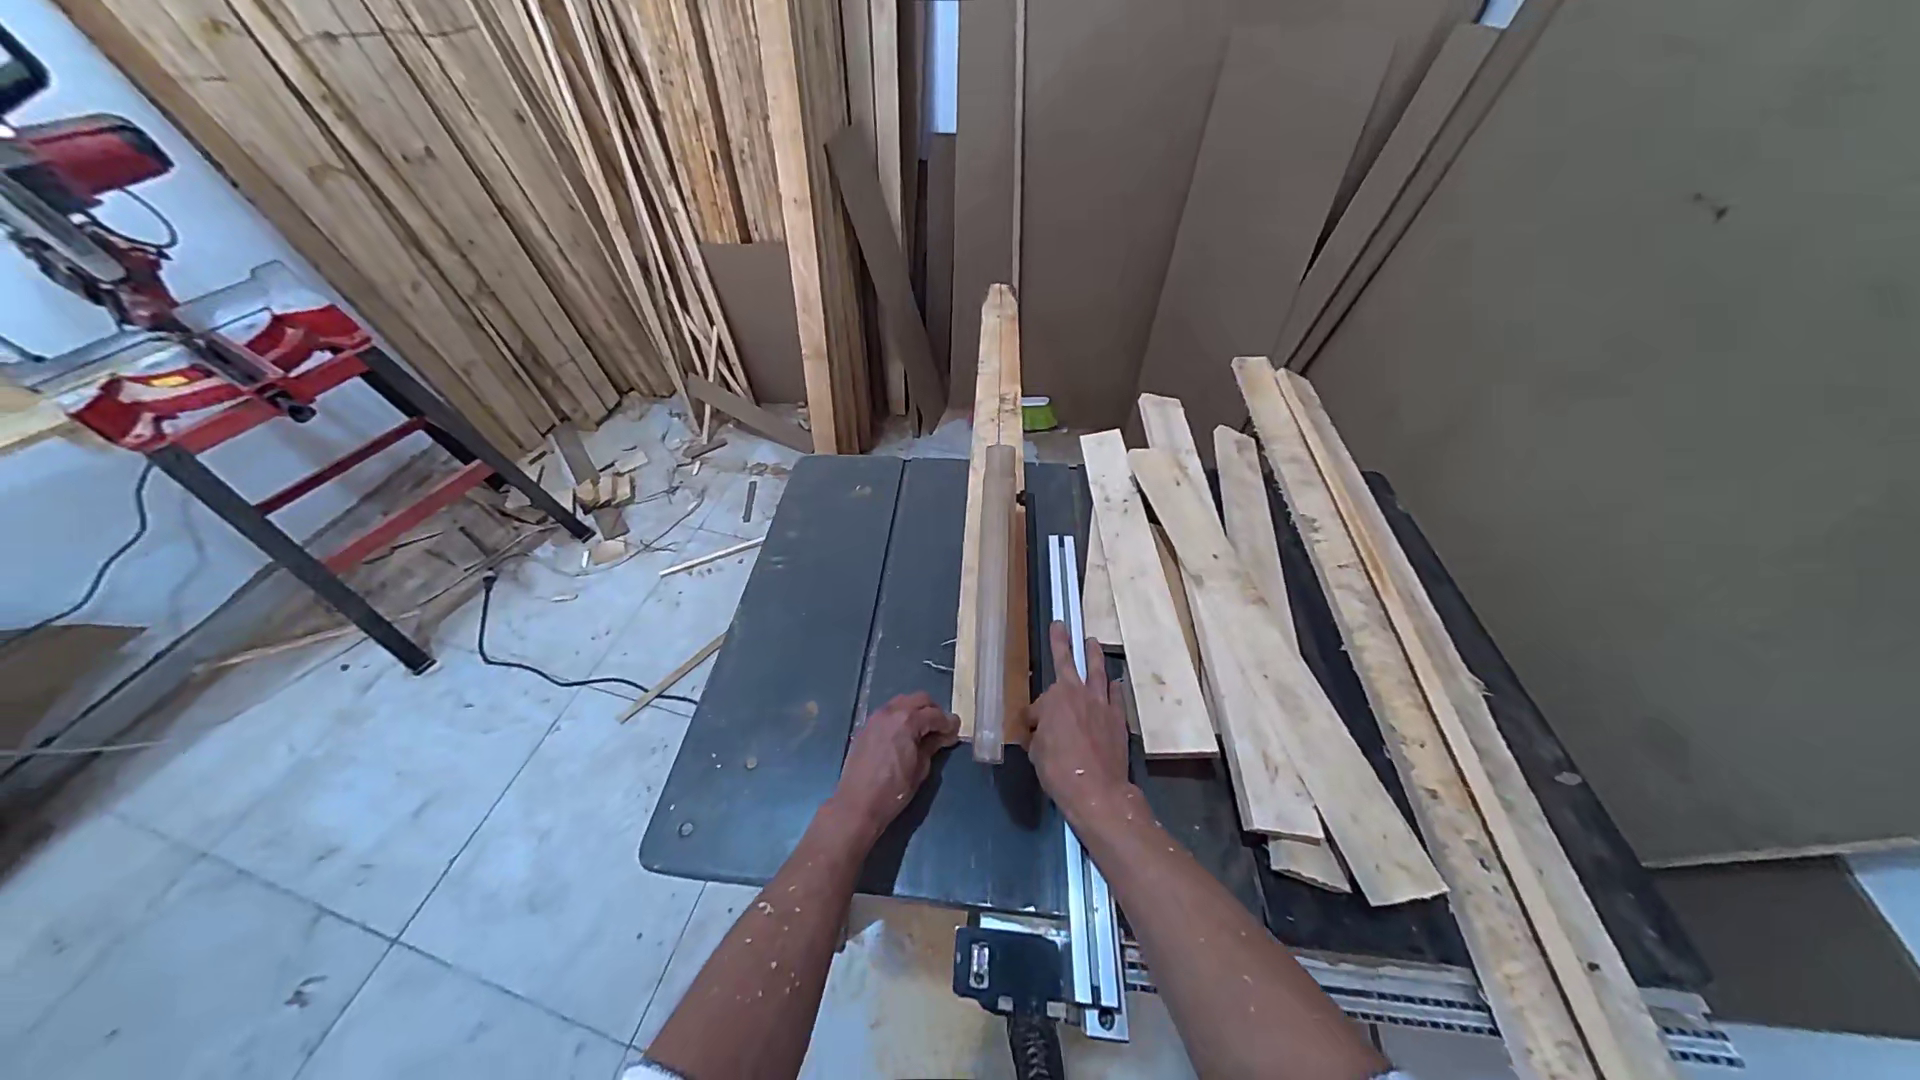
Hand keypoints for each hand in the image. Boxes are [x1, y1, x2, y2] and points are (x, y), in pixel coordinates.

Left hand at [824, 691, 958, 847]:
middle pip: (919, 699)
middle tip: (941, 729)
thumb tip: (943, 736)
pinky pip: (889, 712)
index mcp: (908, 721)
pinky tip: (904, 734)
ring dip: (916, 711)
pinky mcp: (866, 726)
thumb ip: (932, 746)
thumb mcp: (920, 769)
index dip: (949, 723)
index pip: (935, 714)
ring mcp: (876, 717)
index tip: (955, 732)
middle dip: (934, 711)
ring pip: (903, 702)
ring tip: (923, 731)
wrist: (857, 804)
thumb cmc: (893, 791)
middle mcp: (891, 712)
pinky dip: (901, 716)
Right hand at [1025, 622, 1131, 825]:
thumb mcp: (1037, 753)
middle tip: (1060, 625)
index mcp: (1053, 700)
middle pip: (1067, 663)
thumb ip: (1039, 736)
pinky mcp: (1118, 718)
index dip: (1033, 719)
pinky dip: (1114, 688)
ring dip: (1094, 656)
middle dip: (1061, 643)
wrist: (1097, 790)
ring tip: (1092, 642)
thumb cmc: (1059, 770)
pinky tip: (1114, 682)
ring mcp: (1101, 704)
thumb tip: (1041, 733)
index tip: (1032, 732)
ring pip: (1097, 673)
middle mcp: (1077, 694)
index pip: (1038, 704)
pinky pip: (1116, 696)